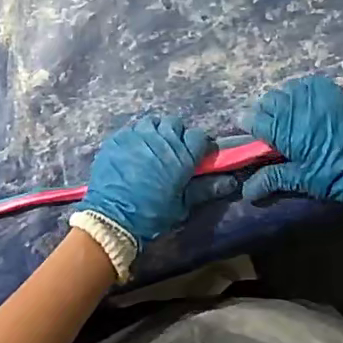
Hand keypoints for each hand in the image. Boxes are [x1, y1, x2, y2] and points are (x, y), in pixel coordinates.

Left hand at [75, 115, 236, 252]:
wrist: (111, 220)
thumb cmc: (151, 215)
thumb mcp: (182, 205)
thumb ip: (206, 189)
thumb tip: (231, 180)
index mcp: (183, 154)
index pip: (199, 136)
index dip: (198, 146)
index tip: (194, 157)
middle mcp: (164, 138)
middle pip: (176, 124)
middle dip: (176, 136)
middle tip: (171, 153)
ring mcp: (139, 135)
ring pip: (153, 122)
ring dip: (155, 132)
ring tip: (151, 149)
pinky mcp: (118, 138)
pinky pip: (132, 129)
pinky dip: (135, 137)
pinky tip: (132, 151)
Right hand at [241, 76, 342, 212]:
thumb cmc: (333, 176)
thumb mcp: (300, 179)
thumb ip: (271, 179)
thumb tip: (246, 190)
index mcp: (286, 130)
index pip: (255, 119)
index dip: (248, 125)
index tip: (247, 131)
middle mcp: (297, 107)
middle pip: (269, 101)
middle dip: (264, 111)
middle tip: (269, 126)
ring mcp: (316, 96)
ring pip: (287, 89)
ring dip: (282, 100)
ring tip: (285, 114)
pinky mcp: (332, 91)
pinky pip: (307, 83)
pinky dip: (300, 90)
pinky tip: (302, 102)